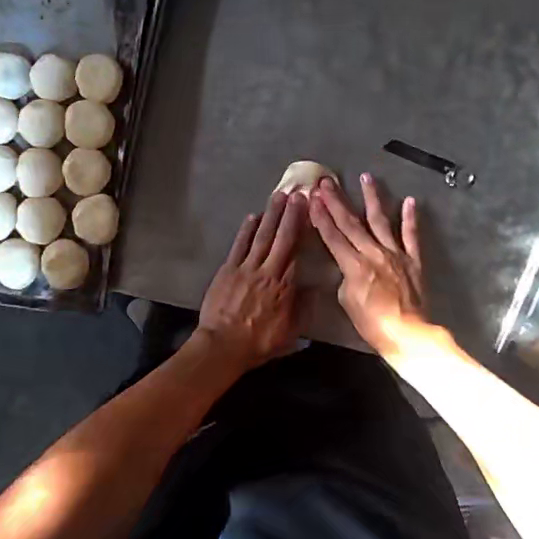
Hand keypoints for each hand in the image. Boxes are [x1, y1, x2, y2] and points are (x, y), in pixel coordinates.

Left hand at [197, 189, 305, 367]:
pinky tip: (253, 217)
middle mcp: (267, 271)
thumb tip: (316, 288)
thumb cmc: (259, 341)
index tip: (309, 211)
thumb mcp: (290, 331)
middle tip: (297, 193)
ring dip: (270, 215)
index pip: (297, 251)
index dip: (303, 229)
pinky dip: (246, 230)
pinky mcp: (227, 269)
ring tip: (279, 196)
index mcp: (284, 285)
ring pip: (261, 236)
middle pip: (281, 237)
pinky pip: (239, 245)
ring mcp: (245, 268)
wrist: (223, 345)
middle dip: (290, 214)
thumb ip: (304, 308)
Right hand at [309, 174, 430, 355]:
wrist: (407, 333)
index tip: (312, 199)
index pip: (332, 236)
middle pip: (351, 223)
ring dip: (372, 197)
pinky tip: (409, 201)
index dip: (321, 216)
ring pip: (380, 220)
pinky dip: (410, 218)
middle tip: (327, 182)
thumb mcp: (346, 301)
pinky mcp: (412, 260)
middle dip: (337, 201)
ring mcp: (395, 254)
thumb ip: (345, 277)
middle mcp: (373, 253)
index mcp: (353, 265)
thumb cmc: (371, 323)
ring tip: (366, 177)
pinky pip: (411, 236)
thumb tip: (348, 265)